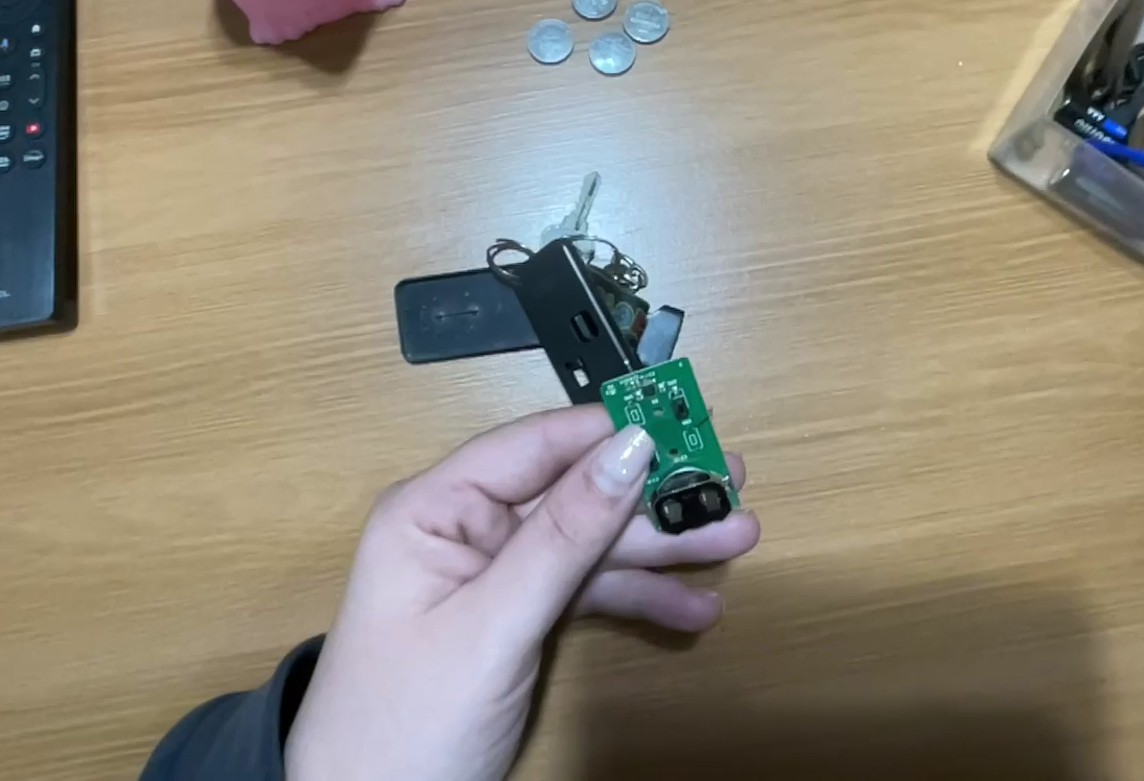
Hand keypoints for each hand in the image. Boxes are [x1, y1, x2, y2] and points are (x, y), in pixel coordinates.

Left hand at [283, 406, 759, 780]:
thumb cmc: (408, 723)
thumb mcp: (491, 625)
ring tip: (735, 538)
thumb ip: (563, 535)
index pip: (535, 445)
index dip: (608, 430)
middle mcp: (468, 524)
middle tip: (729, 484)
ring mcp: (496, 570)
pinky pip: (584, 590)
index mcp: (438, 505)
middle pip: (573, 493)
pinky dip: (637, 598)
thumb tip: (630, 447)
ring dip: (660, 547)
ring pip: (589, 542)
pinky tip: (691, 608)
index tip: (681, 421)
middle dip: (652, 495)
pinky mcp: (517, 612)